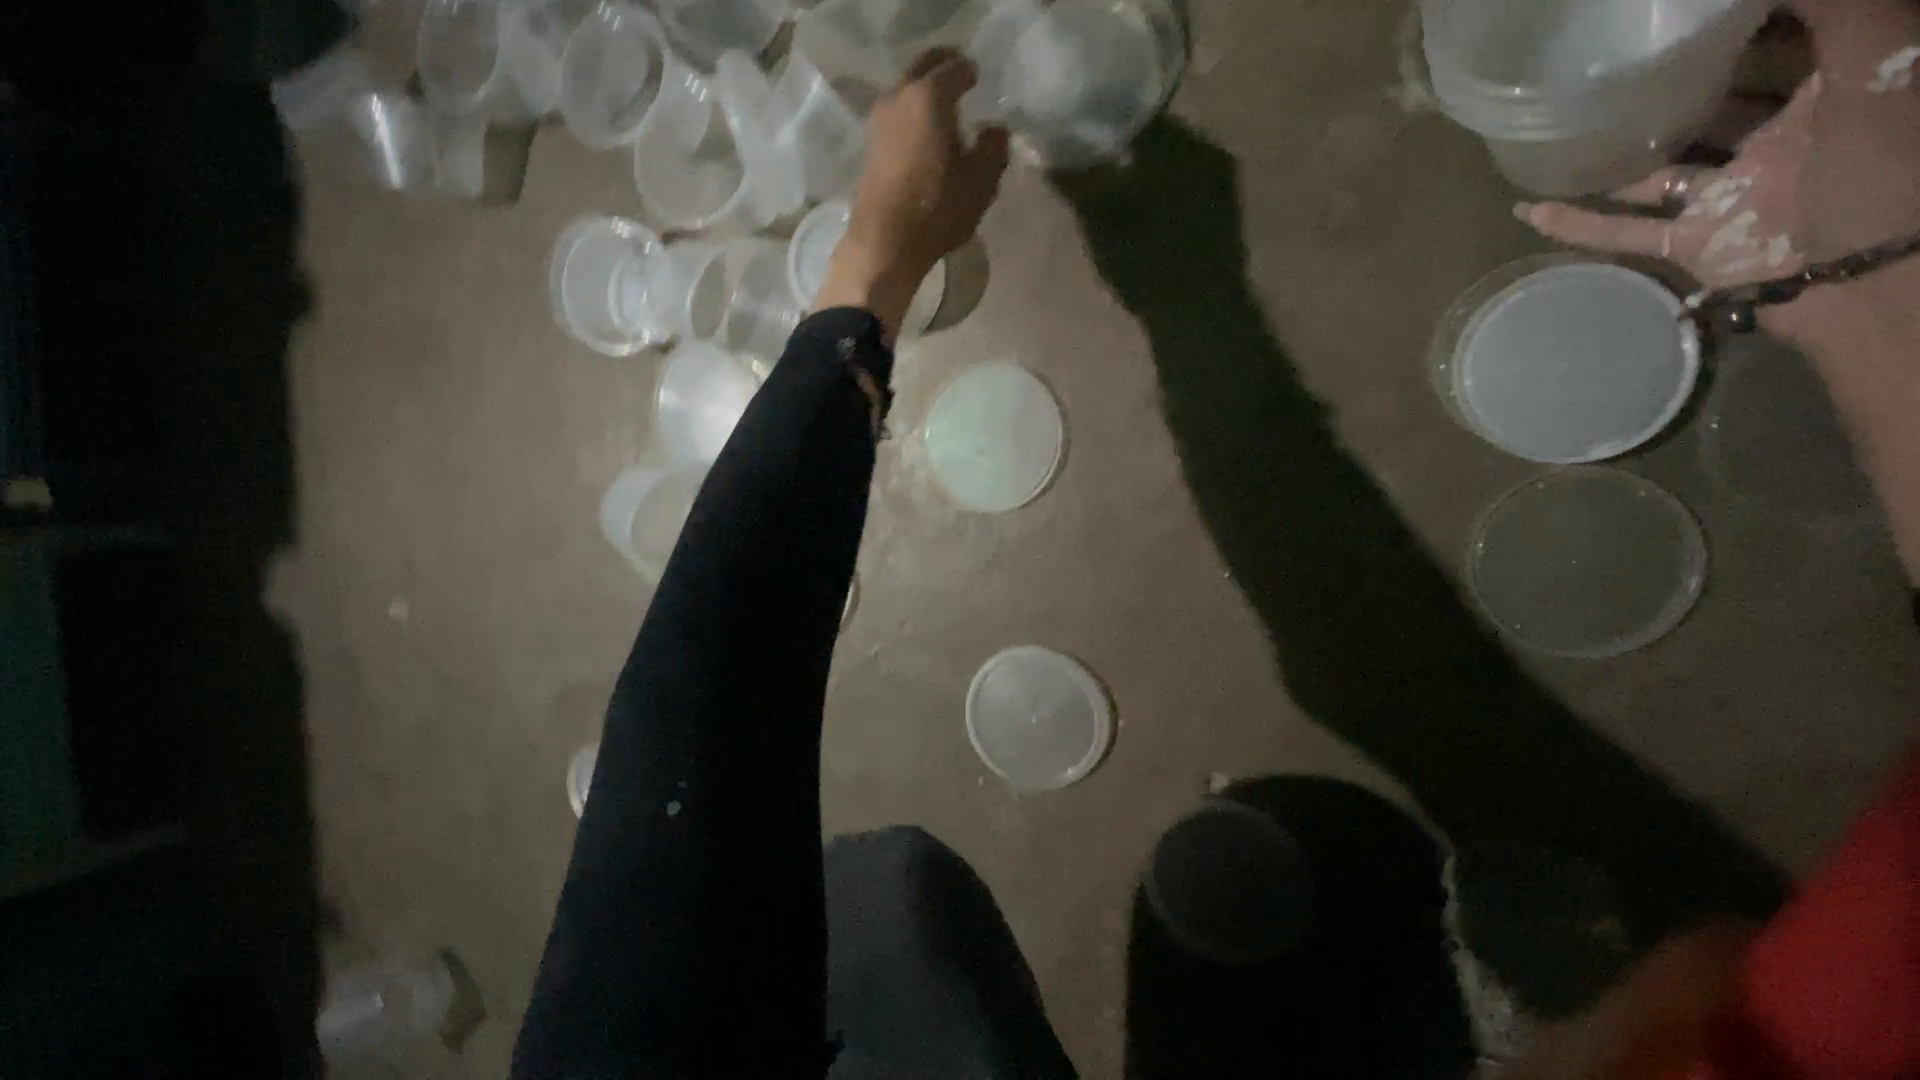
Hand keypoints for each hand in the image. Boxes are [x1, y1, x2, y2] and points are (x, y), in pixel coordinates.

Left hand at [813, 49, 1010, 339]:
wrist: (885, 243)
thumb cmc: (937, 209)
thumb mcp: (980, 181)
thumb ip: (993, 148)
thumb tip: (996, 130)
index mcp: (930, 96)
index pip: (955, 67)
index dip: (971, 71)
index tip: (981, 79)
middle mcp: (899, 97)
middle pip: (923, 67)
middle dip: (944, 67)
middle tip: (962, 78)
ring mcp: (879, 120)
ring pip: (906, 90)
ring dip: (925, 92)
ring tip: (946, 109)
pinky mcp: (870, 146)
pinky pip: (897, 115)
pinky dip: (913, 115)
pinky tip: (926, 134)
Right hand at [1515, 0, 1919, 336]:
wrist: (1873, 277)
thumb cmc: (1883, 166)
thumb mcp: (1875, 70)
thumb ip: (1837, 16)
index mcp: (1822, 101)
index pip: (1777, 54)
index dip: (1736, 36)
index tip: (1684, 23)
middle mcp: (1769, 147)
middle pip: (1709, 113)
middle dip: (1668, 96)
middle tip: (1613, 76)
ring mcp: (1724, 200)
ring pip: (1653, 175)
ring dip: (1608, 164)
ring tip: (1560, 141)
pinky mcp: (1690, 246)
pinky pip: (1622, 233)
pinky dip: (1576, 226)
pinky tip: (1532, 212)